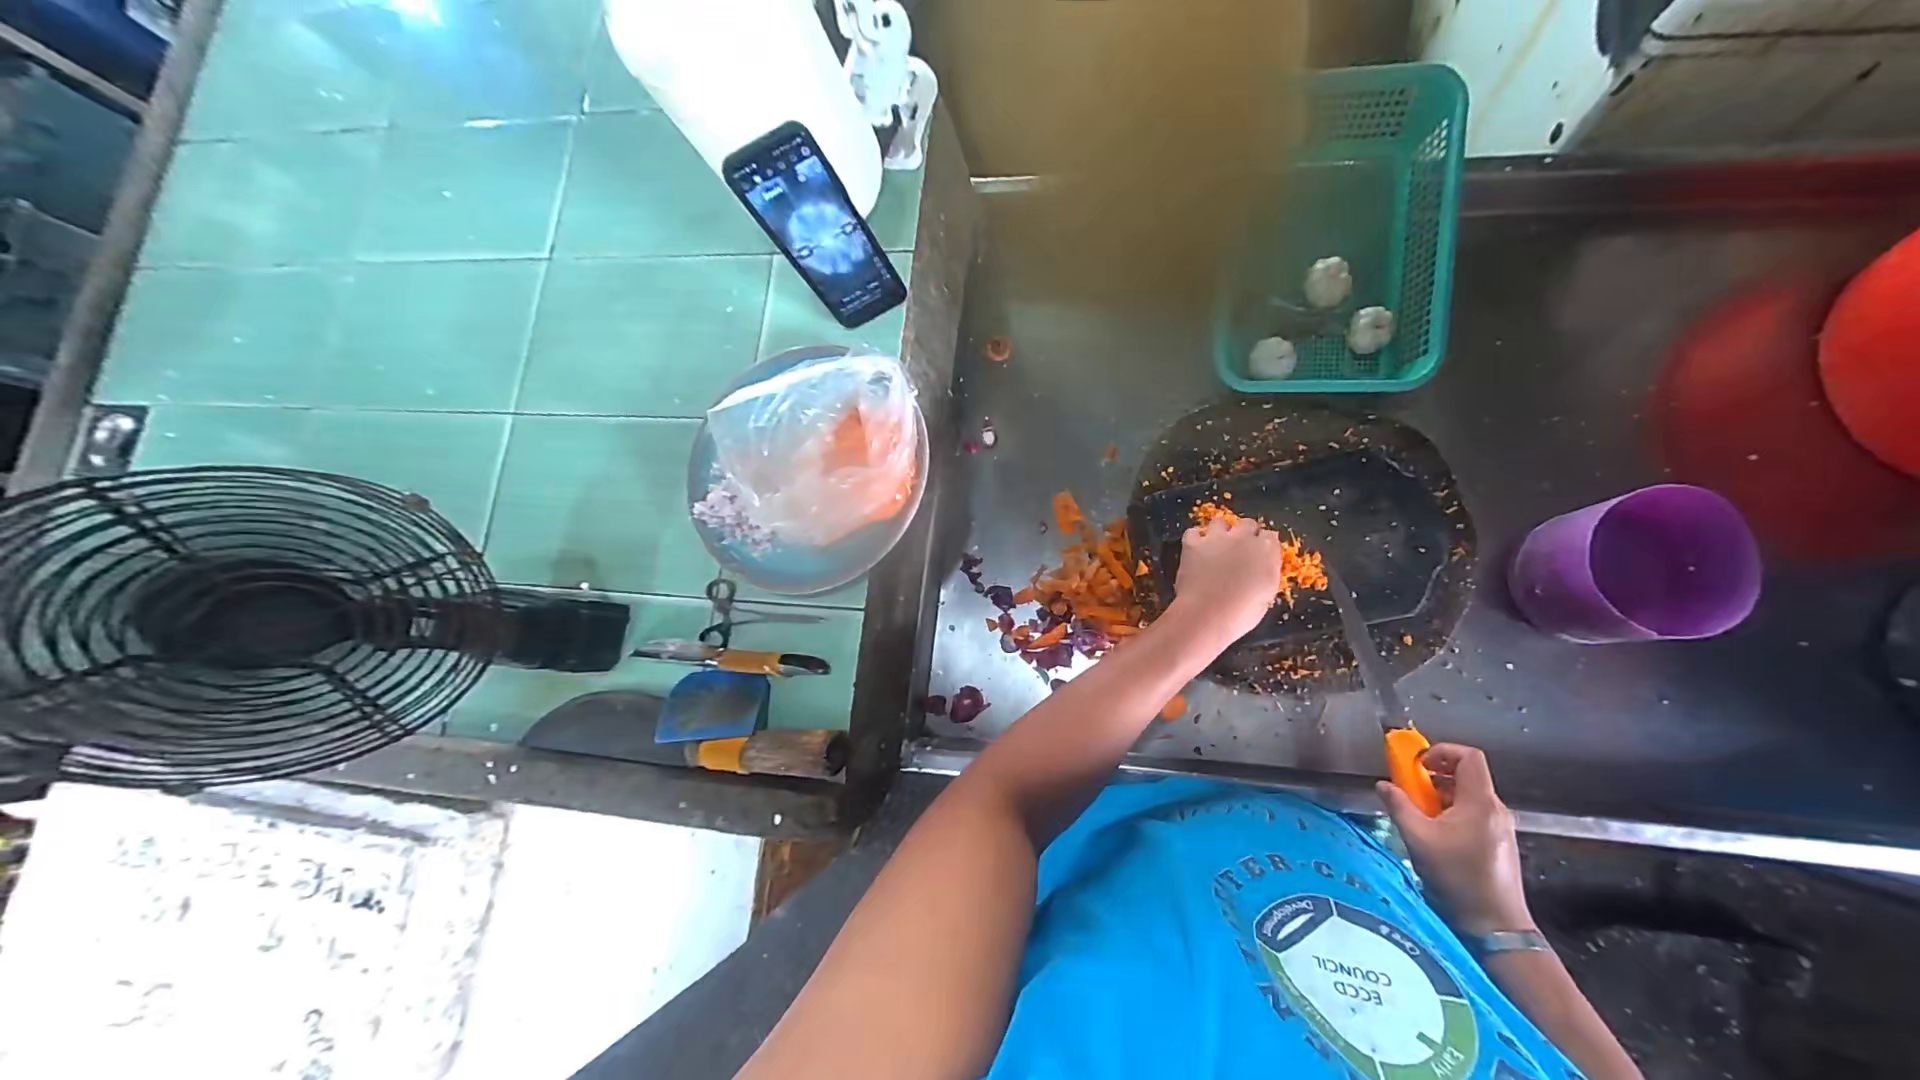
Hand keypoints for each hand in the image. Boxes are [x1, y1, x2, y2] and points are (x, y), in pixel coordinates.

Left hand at [1171, 518, 1283, 643]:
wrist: (1208, 614)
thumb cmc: (1243, 612)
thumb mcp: (1267, 593)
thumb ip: (1267, 571)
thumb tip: (1262, 565)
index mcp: (1266, 550)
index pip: (1270, 536)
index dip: (1264, 544)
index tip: (1259, 553)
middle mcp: (1243, 538)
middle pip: (1247, 524)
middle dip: (1245, 533)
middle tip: (1239, 549)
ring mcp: (1216, 538)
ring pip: (1220, 522)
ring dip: (1220, 531)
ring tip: (1216, 545)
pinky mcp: (1193, 544)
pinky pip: (1192, 532)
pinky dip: (1194, 539)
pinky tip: (1195, 549)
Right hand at [1377, 743, 1533, 935]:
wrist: (1495, 926)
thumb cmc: (1458, 877)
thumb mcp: (1418, 838)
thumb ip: (1399, 805)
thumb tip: (1384, 785)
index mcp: (1481, 803)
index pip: (1469, 756)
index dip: (1441, 751)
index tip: (1417, 764)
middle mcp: (1496, 810)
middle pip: (1466, 775)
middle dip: (1434, 776)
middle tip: (1410, 789)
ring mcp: (1500, 827)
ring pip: (1467, 795)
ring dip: (1439, 796)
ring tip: (1419, 814)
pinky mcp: (1498, 842)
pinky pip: (1472, 813)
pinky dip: (1450, 812)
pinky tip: (1435, 833)